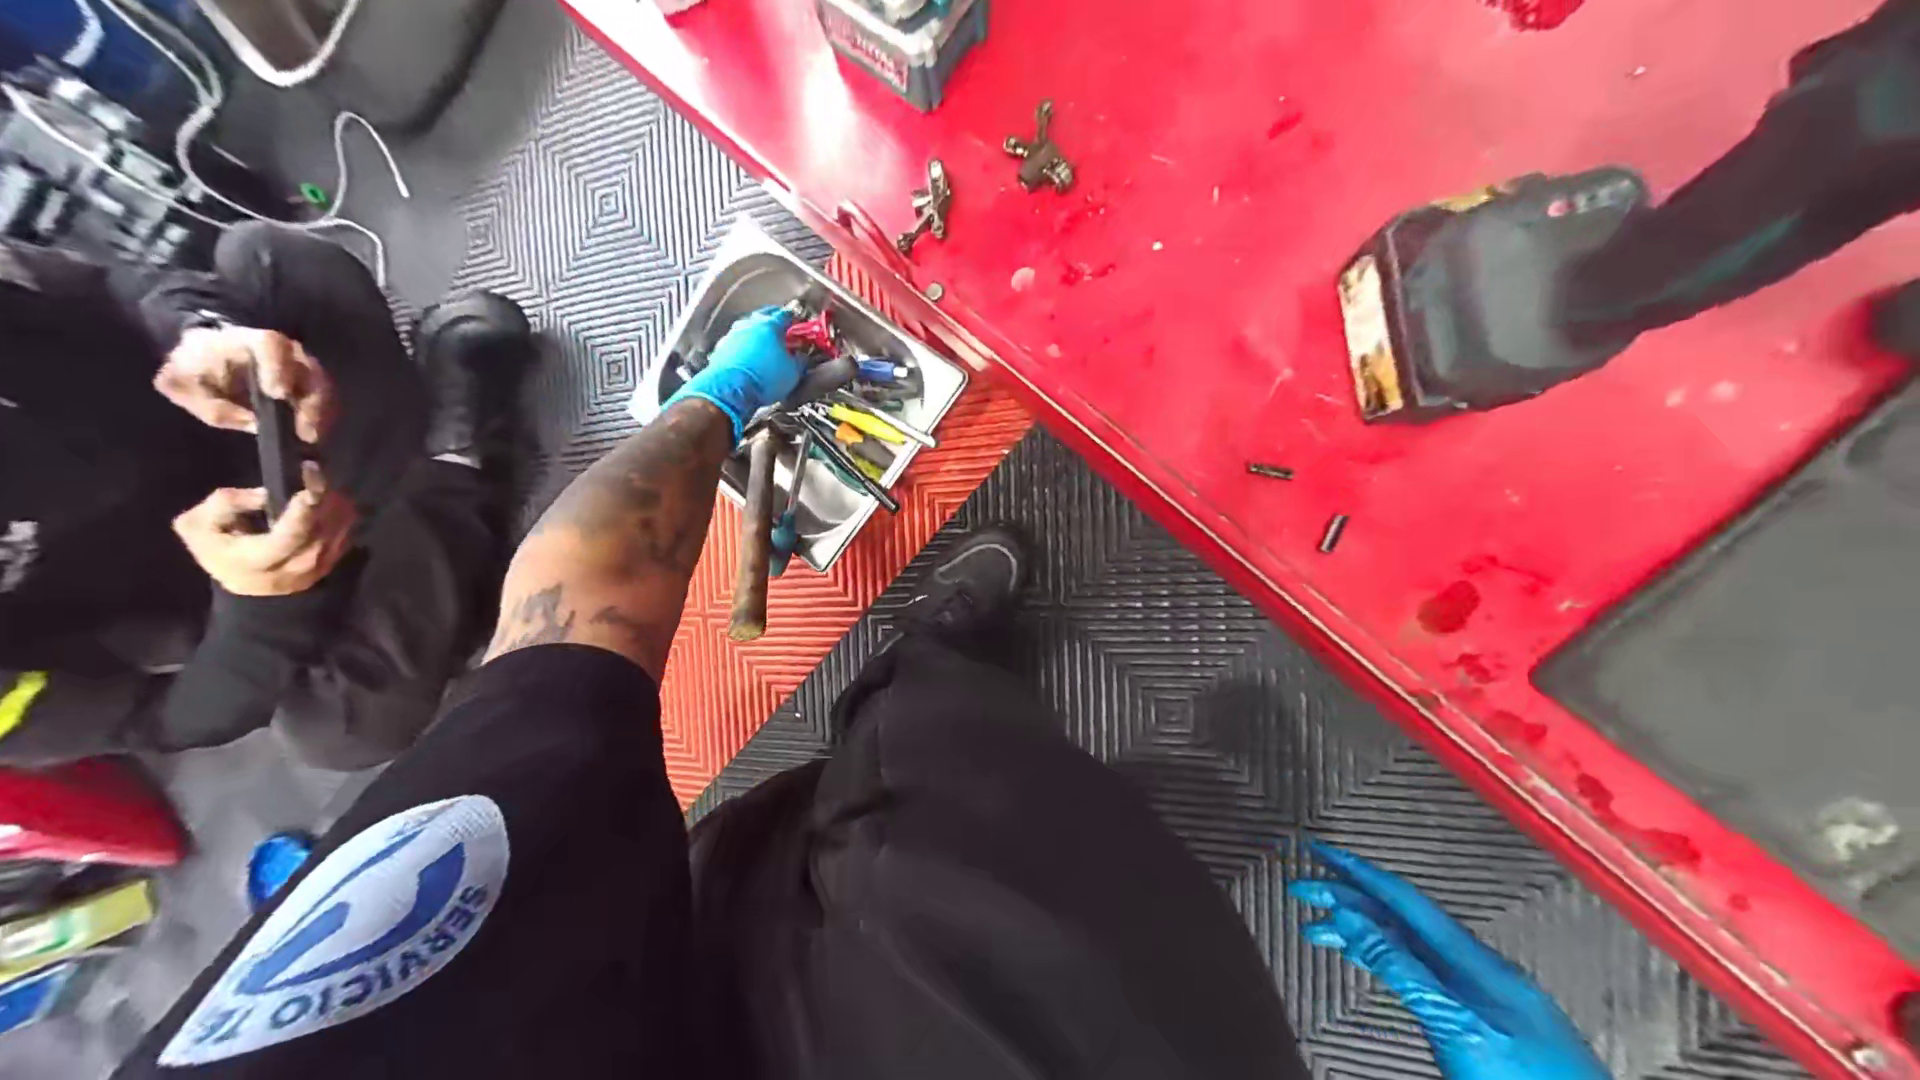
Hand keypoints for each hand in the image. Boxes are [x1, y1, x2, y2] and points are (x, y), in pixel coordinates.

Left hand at [155, 327, 334, 443]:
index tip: (278, 395)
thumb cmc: (196, 368)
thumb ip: (210, 404)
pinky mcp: (316, 383)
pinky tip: (311, 433)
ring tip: (310, 437)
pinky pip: (327, 400)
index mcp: (251, 341)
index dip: (279, 369)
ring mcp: (308, 368)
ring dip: (321, 415)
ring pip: (324, 390)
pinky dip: (322, 418)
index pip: (272, 347)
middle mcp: (290, 352)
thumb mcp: (183, 386)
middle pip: (311, 374)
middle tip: (306, 432)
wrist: (213, 356)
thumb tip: (254, 424)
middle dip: (311, 404)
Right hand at [173, 464, 357, 596]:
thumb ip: (225, 506)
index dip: (304, 509)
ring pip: (341, 524)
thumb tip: (265, 494)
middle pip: (323, 525)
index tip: (309, 484)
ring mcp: (324, 562)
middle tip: (314, 471)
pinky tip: (329, 498)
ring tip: (319, 482)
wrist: (253, 588)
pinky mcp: (338, 557)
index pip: (292, 534)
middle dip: (322, 496)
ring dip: (334, 501)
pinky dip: (342, 511)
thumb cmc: (220, 553)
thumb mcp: (199, 527)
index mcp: (262, 558)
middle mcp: (300, 562)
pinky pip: (348, 528)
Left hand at [665, 306, 803, 440]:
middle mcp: (749, 325)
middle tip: (783, 337)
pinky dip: (745, 350)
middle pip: (765, 318)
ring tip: (767, 352)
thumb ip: (800, 360)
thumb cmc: (760, 379)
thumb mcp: (793, 373)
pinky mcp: (721, 349)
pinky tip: (751, 362)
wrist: (730, 392)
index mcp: (770, 324)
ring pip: (750, 331)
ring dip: (759, 338)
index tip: (798, 325)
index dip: (795, 320)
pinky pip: (738, 345)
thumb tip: (801, 358)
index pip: (786, 315)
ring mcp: (733, 335)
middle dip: (775, 326)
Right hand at [1290, 842, 1609, 1079]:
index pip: (1402, 899)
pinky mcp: (1486, 1020)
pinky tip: (1369, 961)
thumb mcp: (1456, 1025)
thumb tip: (1348, 915)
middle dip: (1349, 899)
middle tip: (1300, 891)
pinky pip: (1422, 971)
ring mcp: (1485, 995)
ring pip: (1410, 945)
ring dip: (1362, 930)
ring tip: (1318, 929)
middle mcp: (1479, 968)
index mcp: (1474, 961)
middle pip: (1403, 919)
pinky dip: (1386, 957)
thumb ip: (1402, 968)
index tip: (1316, 850)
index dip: (1356, 871)